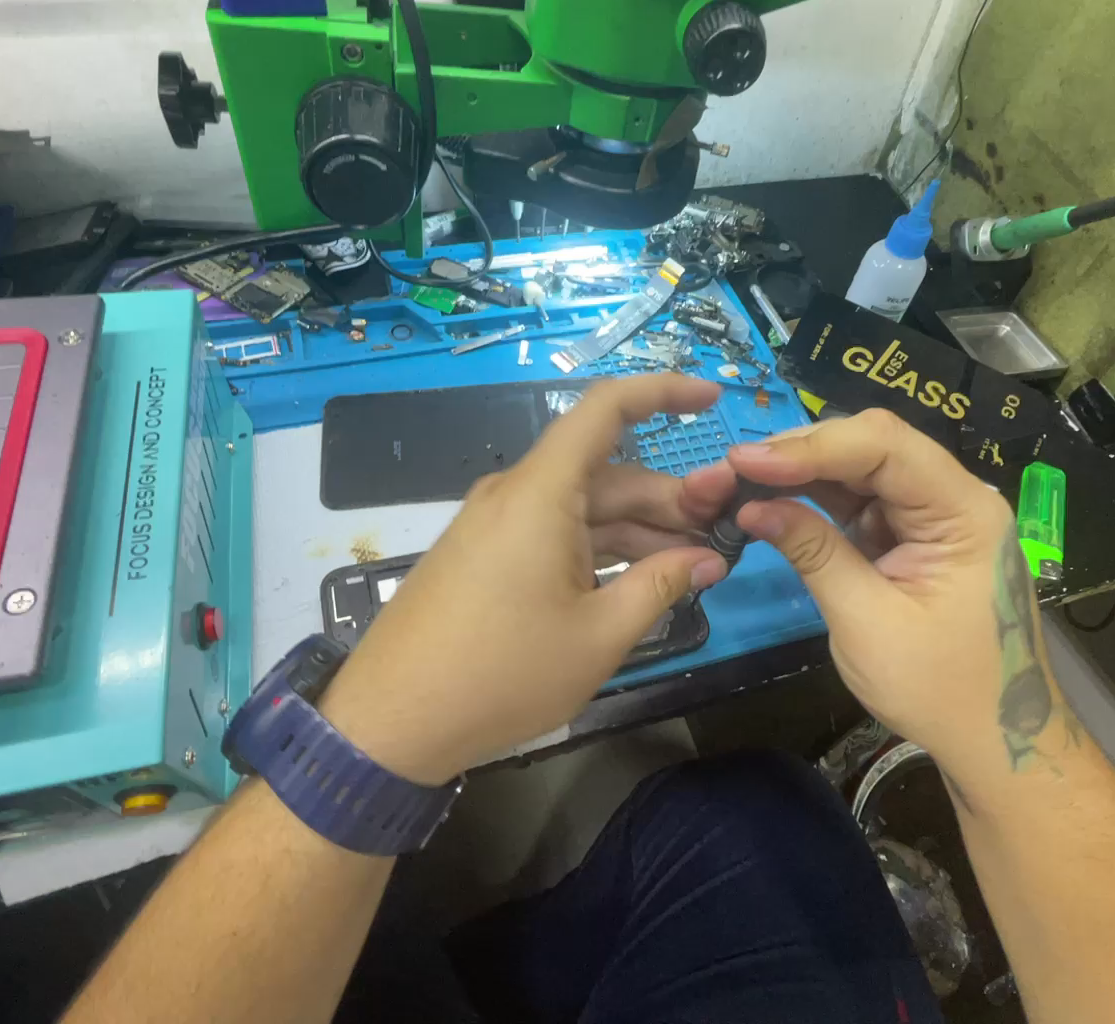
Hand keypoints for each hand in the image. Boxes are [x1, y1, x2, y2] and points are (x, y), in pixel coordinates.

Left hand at [316, 376, 733, 784]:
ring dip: (640, 532)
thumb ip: (660, 587)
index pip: (606, 409)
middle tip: (723, 538)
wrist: (392, 722)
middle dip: (670, 501)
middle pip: (607, 475)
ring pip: (584, 510)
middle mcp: (517, 494)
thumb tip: (708, 560)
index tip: (712, 400)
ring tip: (694, 567)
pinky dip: (601, 551)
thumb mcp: (597, 636)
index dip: (663, 392)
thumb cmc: (502, 674)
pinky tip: (638, 581)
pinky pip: (555, 535)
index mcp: (541, 493)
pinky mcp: (487, 556)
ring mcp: (497, 526)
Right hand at [694, 409, 1065, 781]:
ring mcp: (930, 515)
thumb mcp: (867, 622)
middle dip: (802, 451)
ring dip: (801, 471)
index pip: (885, 447)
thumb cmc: (940, 690)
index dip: (811, 447)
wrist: (994, 740)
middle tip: (735, 466)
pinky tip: (774, 497)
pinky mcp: (909, 535)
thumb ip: (813, 553)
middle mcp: (952, 497)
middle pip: (873, 446)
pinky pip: (857, 500)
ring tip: (742, 478)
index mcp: (963, 512)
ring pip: (860, 468)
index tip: (746, 461)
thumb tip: (751, 507)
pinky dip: (813, 497)